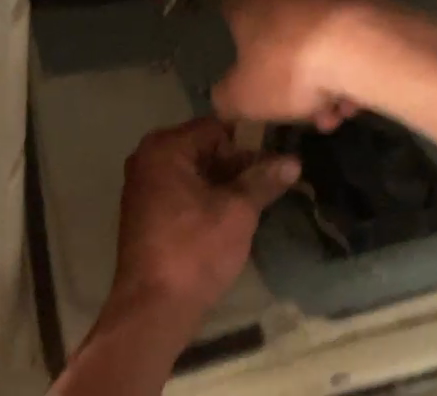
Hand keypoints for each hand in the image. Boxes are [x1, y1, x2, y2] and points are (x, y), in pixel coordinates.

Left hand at [108, 118, 299, 320]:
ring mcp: (144, 185)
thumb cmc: (194, 251)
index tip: (277, 159)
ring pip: (195, 171)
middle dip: (238, 164)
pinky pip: (182, 190)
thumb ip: (263, 181)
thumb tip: (292, 160)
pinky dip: (206, 197)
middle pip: (204, 147)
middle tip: (272, 183)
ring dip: (225, 183)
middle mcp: (148, 158)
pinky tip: (232, 216)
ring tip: (258, 200)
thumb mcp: (237, 212)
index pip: (216, 127)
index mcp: (165, 147)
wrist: (153, 309)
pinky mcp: (146, 211)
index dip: (249, 142)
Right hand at [214, 0, 385, 129]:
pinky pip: (350, 21)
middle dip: (291, 63)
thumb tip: (224, 97)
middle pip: (280, 21)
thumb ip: (226, 97)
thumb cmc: (290, 66)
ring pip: (318, 25)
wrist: (363, 47)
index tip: (258, 76)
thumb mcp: (244, 97)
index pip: (232, 8)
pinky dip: (354, 47)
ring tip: (342, 104)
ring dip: (326, 63)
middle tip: (305, 101)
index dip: (244, 45)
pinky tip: (362, 81)